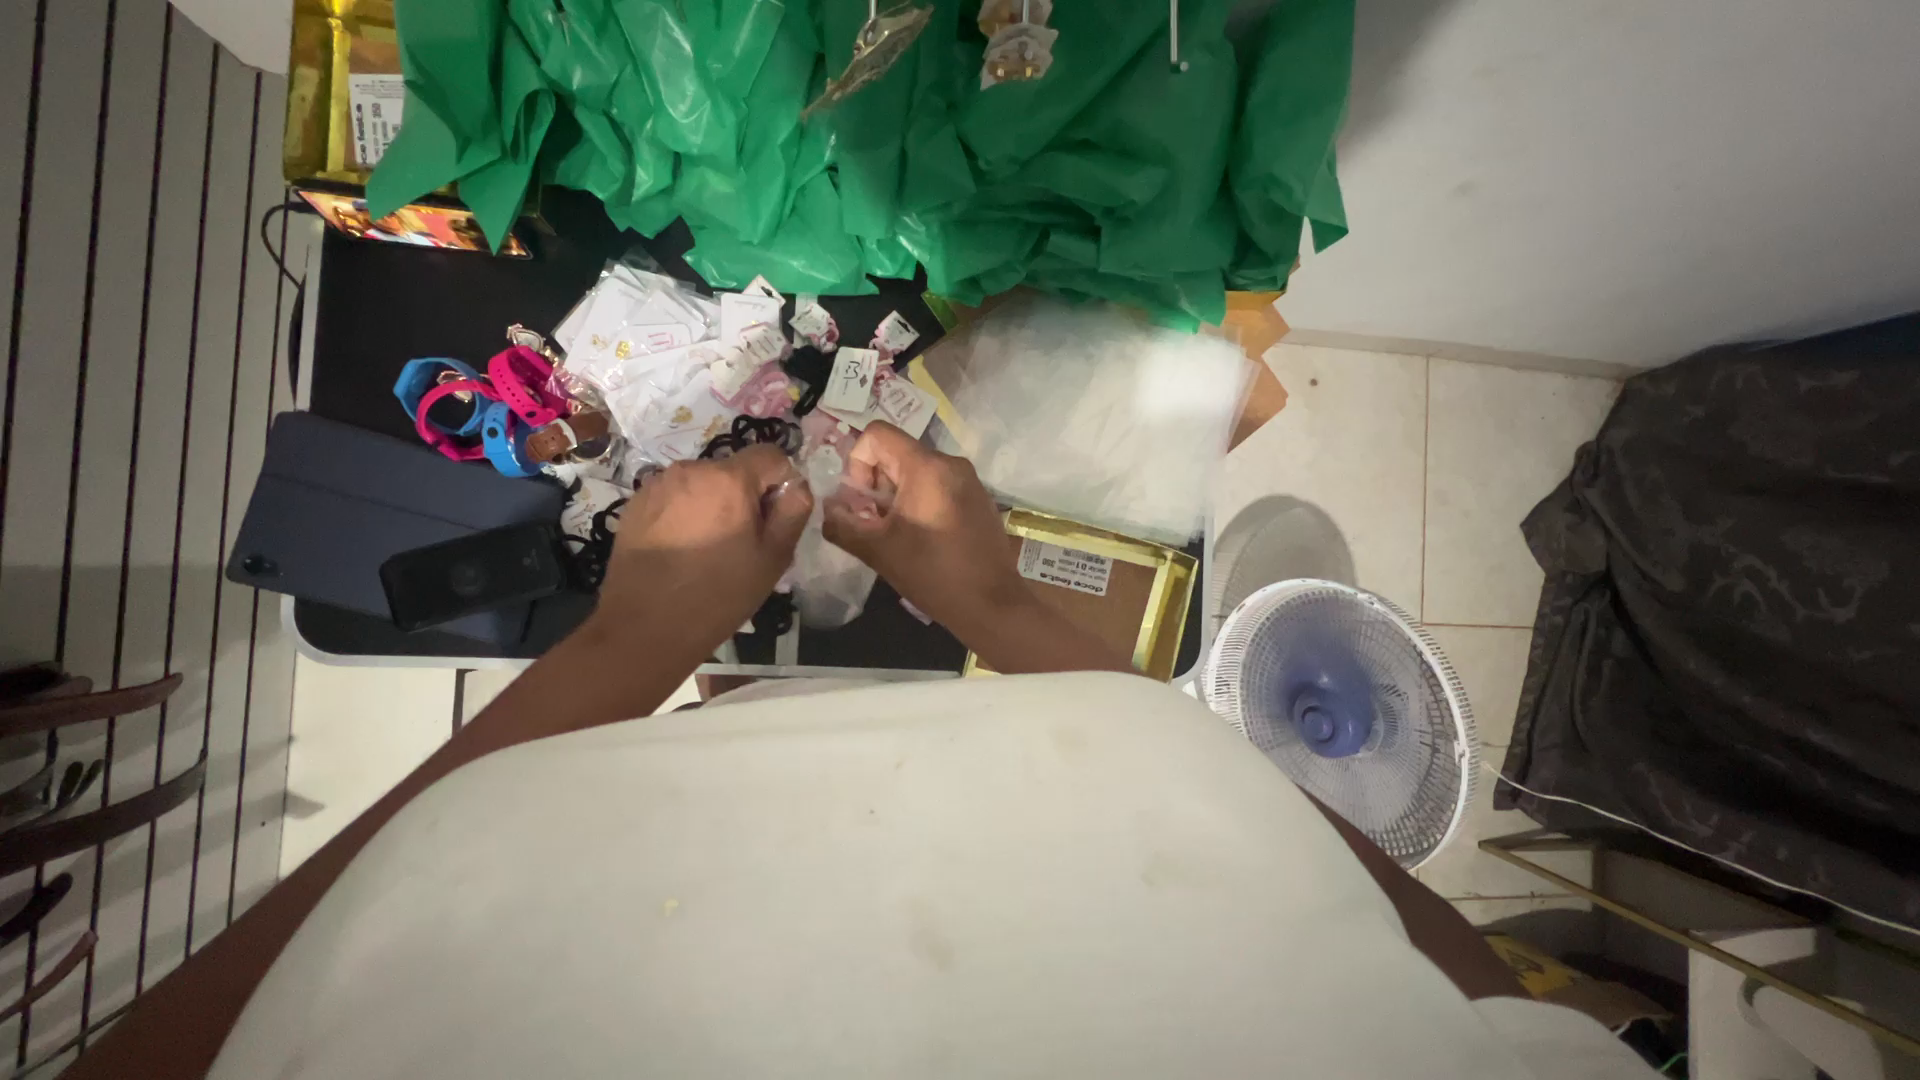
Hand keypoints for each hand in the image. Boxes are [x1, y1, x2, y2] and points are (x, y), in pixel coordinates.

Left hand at [594, 444, 812, 658]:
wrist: (645, 627)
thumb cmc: (719, 594)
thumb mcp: (774, 558)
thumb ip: (794, 511)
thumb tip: (796, 485)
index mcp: (729, 478)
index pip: (771, 455)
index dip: (782, 482)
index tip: (774, 519)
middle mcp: (690, 469)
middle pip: (734, 470)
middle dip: (745, 497)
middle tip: (743, 542)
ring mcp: (657, 485)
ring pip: (703, 484)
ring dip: (714, 505)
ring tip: (708, 549)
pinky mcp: (635, 504)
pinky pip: (675, 498)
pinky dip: (686, 514)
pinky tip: (681, 551)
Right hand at [821, 421, 1027, 638]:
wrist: (992, 604)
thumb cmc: (933, 574)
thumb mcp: (878, 551)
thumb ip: (843, 524)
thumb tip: (829, 508)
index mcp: (927, 467)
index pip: (877, 434)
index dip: (857, 462)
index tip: (861, 501)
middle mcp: (951, 463)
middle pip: (897, 453)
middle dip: (877, 485)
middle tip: (875, 524)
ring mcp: (969, 480)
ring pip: (917, 471)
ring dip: (897, 497)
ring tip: (898, 535)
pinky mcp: (979, 499)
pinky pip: (939, 486)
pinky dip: (921, 503)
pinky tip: (924, 540)